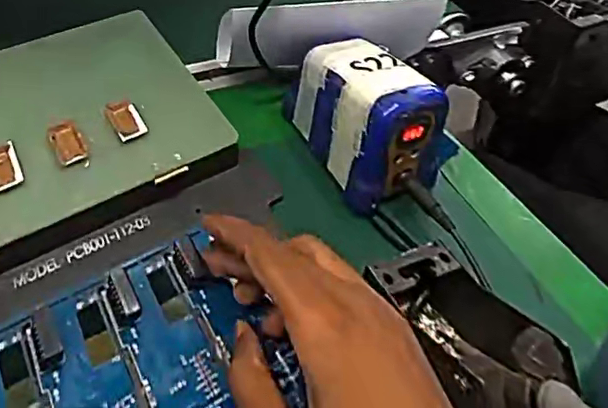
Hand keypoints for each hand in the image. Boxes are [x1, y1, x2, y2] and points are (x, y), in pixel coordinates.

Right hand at [202, 214, 449, 407]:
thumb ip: (252, 381)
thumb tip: (242, 342)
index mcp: (326, 321)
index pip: (269, 252)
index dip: (233, 233)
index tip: (209, 226)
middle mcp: (357, 304)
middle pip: (294, 250)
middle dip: (253, 253)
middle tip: (219, 267)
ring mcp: (383, 315)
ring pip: (321, 263)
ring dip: (283, 271)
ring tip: (255, 306)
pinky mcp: (398, 333)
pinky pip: (345, 288)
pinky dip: (312, 289)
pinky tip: (299, 328)